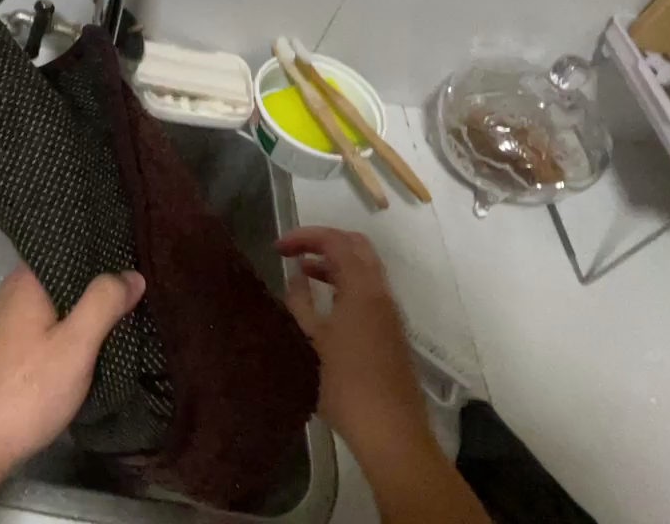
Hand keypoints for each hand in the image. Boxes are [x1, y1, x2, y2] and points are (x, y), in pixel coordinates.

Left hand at [0, 264, 146, 479]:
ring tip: (124, 316)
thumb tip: (132, 274)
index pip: (71, 249)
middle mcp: (14, 290)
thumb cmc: (28, 391)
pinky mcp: (8, 346)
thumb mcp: (76, 346)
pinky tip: (90, 344)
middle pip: (65, 276)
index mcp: (28, 278)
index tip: (136, 260)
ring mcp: (8, 319)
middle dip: (99, 286)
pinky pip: (47, 324)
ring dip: (85, 311)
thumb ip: (103, 304)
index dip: (104, 254)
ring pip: (57, 303)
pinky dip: (69, 329)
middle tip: (140, 293)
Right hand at [273, 227, 432, 453]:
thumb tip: (296, 276)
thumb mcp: (310, 340)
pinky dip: (345, 282)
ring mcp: (390, 313)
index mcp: (362, 290)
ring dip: (334, 262)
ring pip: (365, 268)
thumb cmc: (345, 385)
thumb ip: (299, 302)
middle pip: (357, 246)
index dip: (304, 236)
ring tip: (302, 272)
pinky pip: (368, 289)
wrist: (391, 433)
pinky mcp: (391, 331)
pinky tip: (324, 301)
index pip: (335, 242)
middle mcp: (381, 293)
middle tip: (293, 250)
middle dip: (323, 241)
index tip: (277, 247)